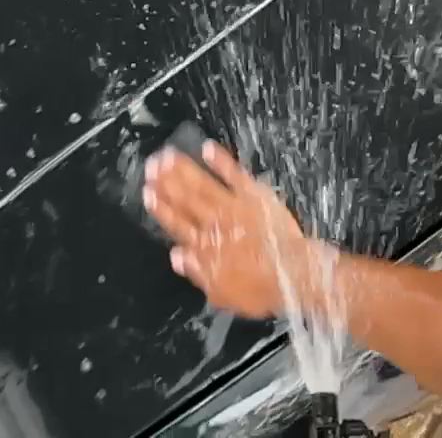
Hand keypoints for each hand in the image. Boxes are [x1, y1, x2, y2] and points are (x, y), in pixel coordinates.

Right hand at [142, 141, 322, 318]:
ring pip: (203, 184)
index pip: (178, 224)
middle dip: (167, 182)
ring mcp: (234, 205)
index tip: (147, 192)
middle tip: (151, 165)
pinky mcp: (253, 194)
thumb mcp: (224, 293)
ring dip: (185, 169)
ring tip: (168, 154)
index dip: (162, 208)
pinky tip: (207, 148)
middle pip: (186, 199)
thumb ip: (198, 272)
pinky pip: (233, 174)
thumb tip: (176, 255)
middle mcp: (215, 222)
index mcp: (206, 247)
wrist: (294, 274)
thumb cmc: (260, 289)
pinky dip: (220, 161)